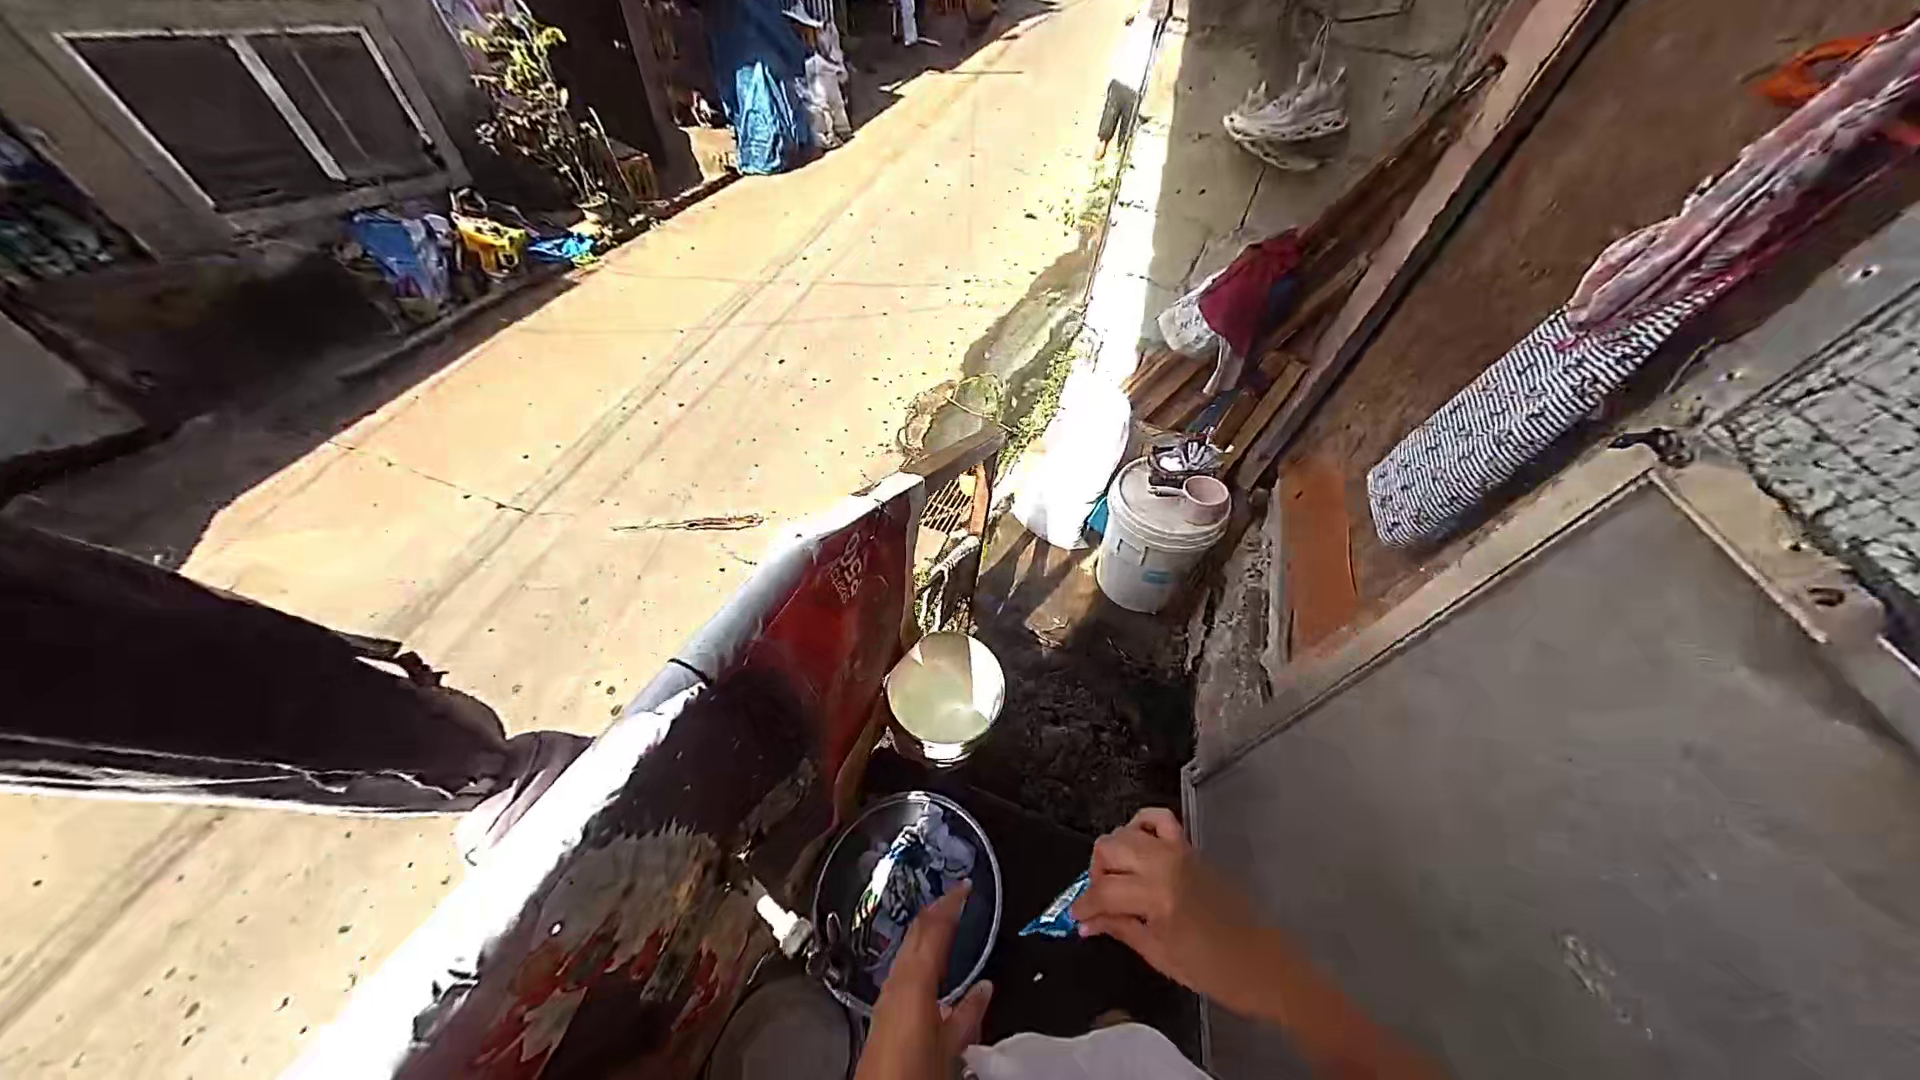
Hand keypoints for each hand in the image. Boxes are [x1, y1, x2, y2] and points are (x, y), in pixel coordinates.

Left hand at [854, 881, 993, 1079]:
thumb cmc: (913, 1074)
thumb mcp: (950, 1046)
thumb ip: (968, 1013)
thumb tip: (984, 988)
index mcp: (915, 980)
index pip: (934, 927)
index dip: (950, 903)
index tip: (964, 886)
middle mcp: (896, 980)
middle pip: (916, 931)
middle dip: (936, 909)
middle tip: (955, 895)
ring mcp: (886, 994)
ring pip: (908, 946)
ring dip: (927, 929)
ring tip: (945, 918)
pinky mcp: (882, 1009)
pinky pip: (902, 965)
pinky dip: (918, 950)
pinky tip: (928, 960)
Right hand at [1069, 808, 1262, 1005]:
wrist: (1265, 966)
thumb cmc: (1216, 971)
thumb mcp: (1160, 956)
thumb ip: (1119, 929)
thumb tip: (1087, 921)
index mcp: (1159, 897)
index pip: (1104, 890)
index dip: (1085, 904)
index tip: (1077, 915)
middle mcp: (1166, 864)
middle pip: (1108, 849)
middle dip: (1096, 875)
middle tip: (1101, 900)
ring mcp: (1179, 850)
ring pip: (1125, 832)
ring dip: (1113, 853)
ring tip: (1119, 879)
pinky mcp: (1190, 847)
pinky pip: (1157, 818)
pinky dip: (1140, 825)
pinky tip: (1138, 847)